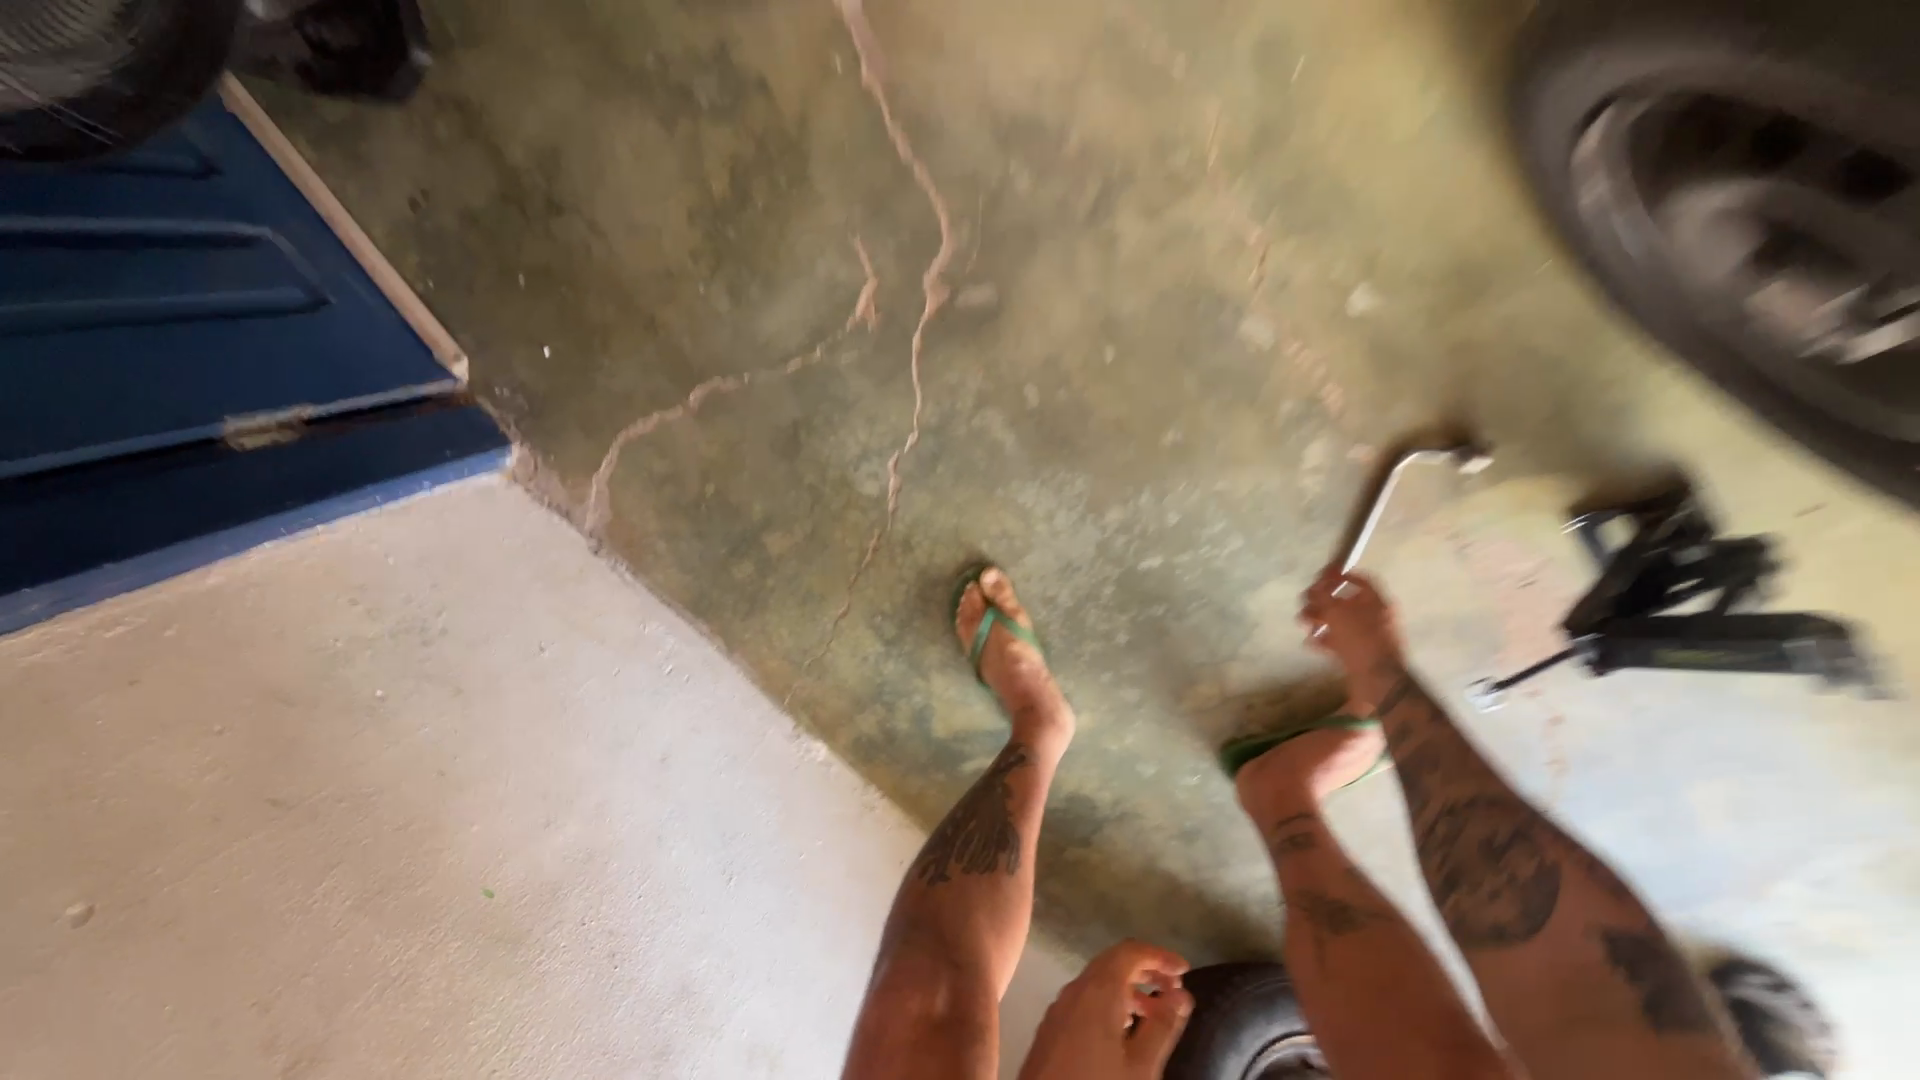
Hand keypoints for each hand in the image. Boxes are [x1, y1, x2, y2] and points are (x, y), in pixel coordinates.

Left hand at [1016, 940, 1194, 1079]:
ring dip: (1129, 987)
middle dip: (1146, 969)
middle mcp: (1076, 989)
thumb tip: (1181, 995)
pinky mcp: (1052, 1026)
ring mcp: (1060, 1007)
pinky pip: (1085, 999)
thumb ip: (1163, 1027)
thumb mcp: (1140, 1066)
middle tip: (1174, 990)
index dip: (1160, 955)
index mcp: (1098, 991)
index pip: (1130, 952)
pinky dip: (1110, 1001)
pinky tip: (1123, 1030)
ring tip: (1155, 1013)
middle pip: (1113, 961)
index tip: (1184, 971)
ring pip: (1098, 981)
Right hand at [1299, 565, 1403, 675]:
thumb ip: (1323, 596)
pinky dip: (1324, 638)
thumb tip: (1315, 586)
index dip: (1339, 576)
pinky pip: (1339, 640)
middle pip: (1345, 600)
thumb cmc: (1360, 641)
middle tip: (1305, 603)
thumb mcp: (1338, 614)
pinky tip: (1311, 641)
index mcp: (1376, 602)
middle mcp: (1375, 616)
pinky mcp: (1360, 653)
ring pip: (1339, 621)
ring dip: (1319, 619)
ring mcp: (1368, 636)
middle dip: (1322, 600)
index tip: (1320, 577)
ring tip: (1303, 623)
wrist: (1378, 681)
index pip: (1360, 580)